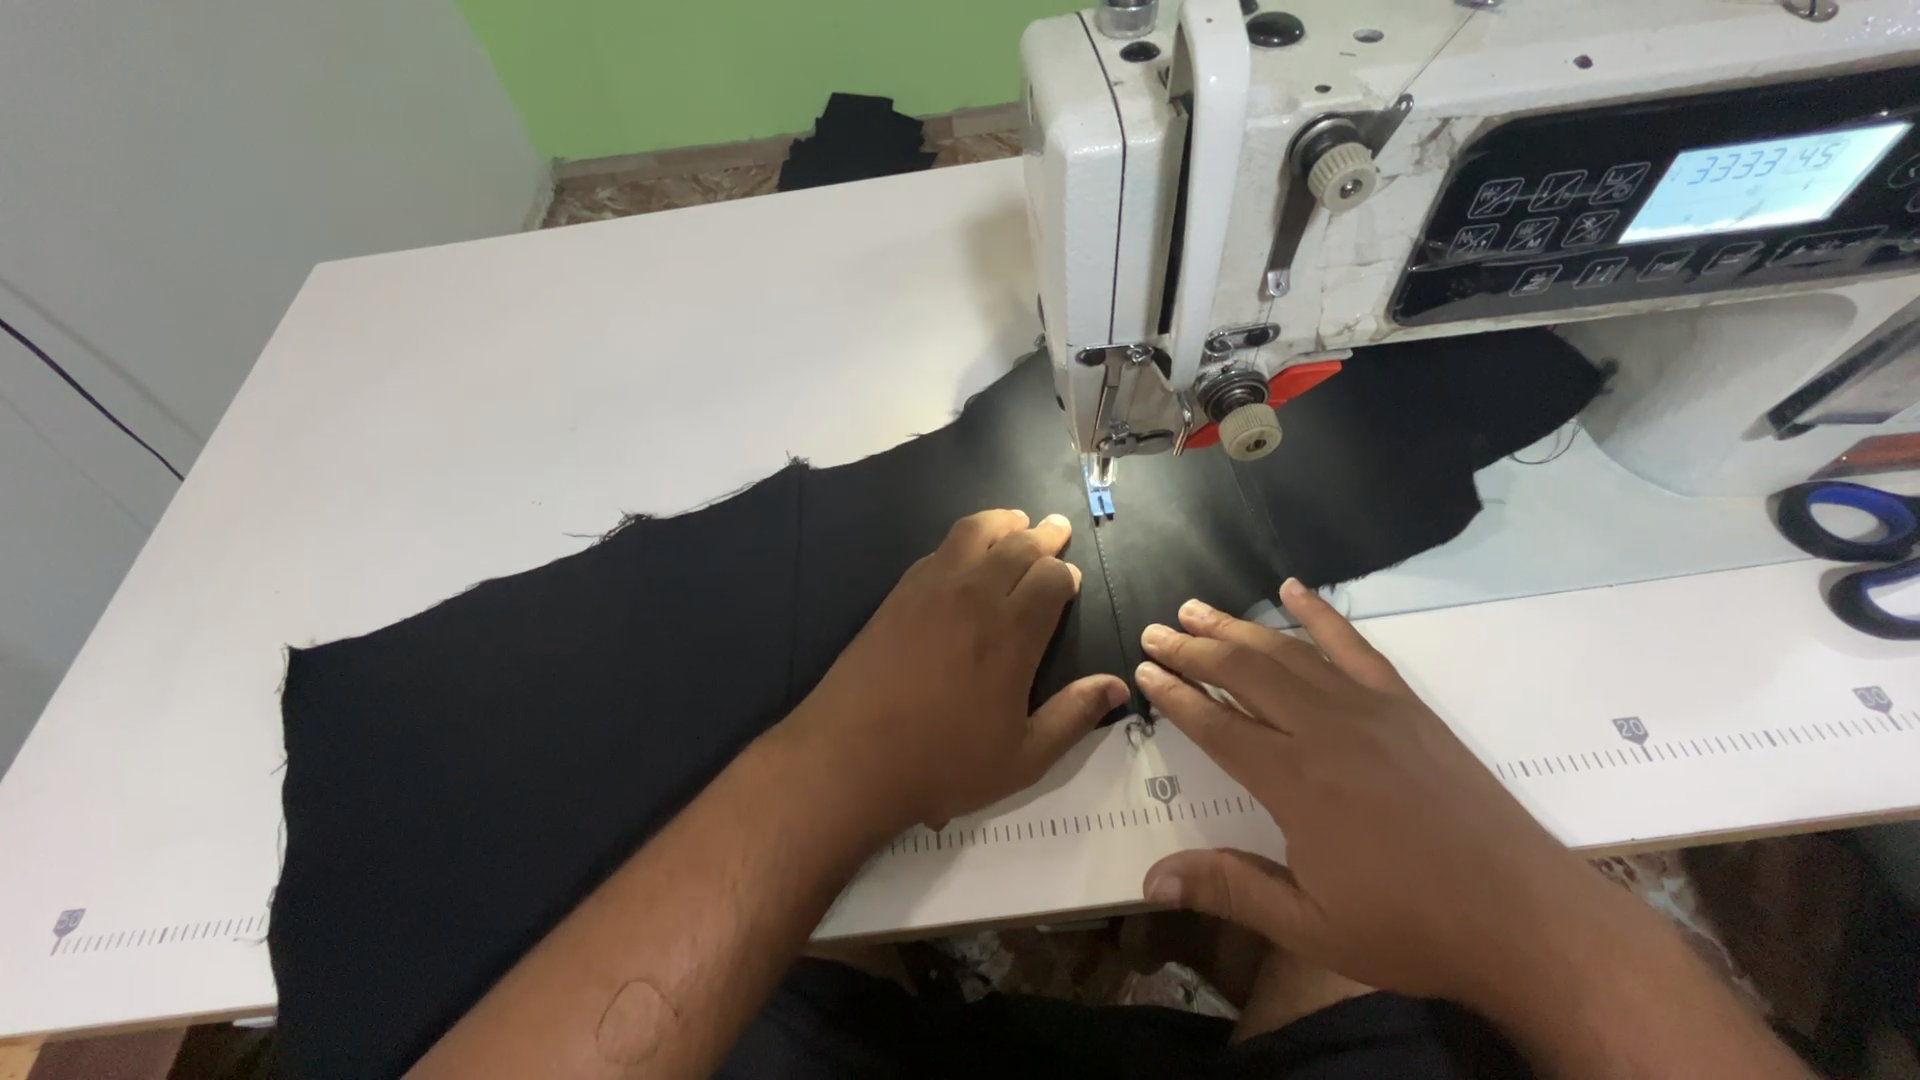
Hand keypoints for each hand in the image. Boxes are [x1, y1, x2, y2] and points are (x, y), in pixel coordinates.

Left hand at [790, 509, 1127, 831]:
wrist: (851, 757)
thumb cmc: (943, 762)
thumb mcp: (1023, 758)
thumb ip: (1073, 717)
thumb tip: (1118, 687)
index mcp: (1013, 633)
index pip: (1051, 579)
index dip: (1066, 575)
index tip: (1070, 581)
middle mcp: (975, 596)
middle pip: (1018, 547)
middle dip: (1044, 535)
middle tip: (1056, 529)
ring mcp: (931, 589)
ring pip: (974, 533)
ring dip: (1002, 523)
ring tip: (1016, 520)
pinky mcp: (898, 594)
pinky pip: (938, 549)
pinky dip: (963, 539)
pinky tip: (965, 551)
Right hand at [1133, 579, 1632, 1012]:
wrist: (1528, 918)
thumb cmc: (1412, 927)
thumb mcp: (1311, 927)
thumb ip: (1229, 890)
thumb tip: (1150, 879)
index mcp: (1295, 782)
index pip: (1216, 724)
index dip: (1175, 695)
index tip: (1144, 670)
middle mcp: (1326, 731)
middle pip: (1244, 673)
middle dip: (1193, 649)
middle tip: (1154, 631)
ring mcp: (1370, 709)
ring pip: (1289, 653)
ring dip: (1237, 627)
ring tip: (1196, 609)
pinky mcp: (1406, 705)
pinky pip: (1355, 646)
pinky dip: (1321, 615)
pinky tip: (1293, 589)